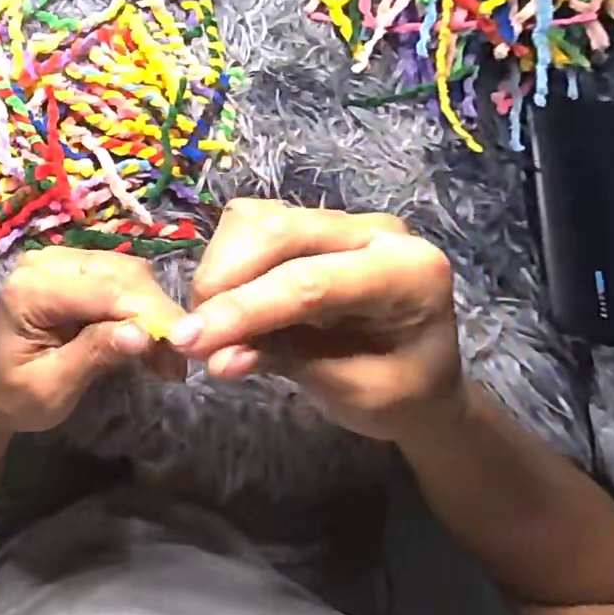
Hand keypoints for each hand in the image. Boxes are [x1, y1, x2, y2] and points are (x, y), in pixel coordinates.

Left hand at [0, 247, 181, 433]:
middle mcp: (44, 262)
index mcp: (29, 289)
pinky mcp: (75, 266)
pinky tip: (151, 338)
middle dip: (155, 312)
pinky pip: (120, 276)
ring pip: (127, 271)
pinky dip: (142, 305)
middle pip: (119, 273)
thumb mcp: (51, 388)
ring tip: (168, 356)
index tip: (184, 344)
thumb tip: (141, 334)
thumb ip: (93, 355)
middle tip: (180, 359)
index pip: (103, 289)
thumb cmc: (15, 397)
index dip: (148, 312)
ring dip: (153, 310)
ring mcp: (61, 259)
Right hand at [169, 199, 463, 440]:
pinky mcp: (307, 224)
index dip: (245, 309)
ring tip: (212, 322)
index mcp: (407, 272)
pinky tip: (227, 303)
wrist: (423, 380)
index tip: (191, 341)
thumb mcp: (351, 392)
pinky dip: (225, 263)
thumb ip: (283, 362)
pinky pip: (250, 226)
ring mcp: (338, 221)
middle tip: (193, 332)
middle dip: (223, 278)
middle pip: (277, 231)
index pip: (311, 280)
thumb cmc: (402, 394)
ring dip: (219, 269)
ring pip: (255, 220)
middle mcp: (373, 230)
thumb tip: (213, 356)